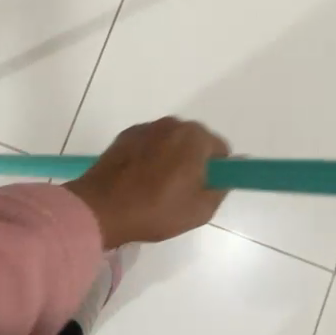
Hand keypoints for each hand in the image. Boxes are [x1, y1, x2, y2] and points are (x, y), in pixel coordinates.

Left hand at [64, 118, 229, 247]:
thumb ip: (222, 186)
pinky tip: (139, 182)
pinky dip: (149, 158)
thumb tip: (235, 167)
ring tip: (156, 190)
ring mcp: (145, 128)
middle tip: (181, 194)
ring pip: (170, 143)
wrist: (100, 209)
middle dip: (193, 163)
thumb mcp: (200, 209)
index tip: (203, 191)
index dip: (216, 172)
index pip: (221, 151)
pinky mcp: (124, 136)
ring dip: (170, 160)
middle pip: (195, 143)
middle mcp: (172, 124)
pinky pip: (149, 145)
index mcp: (194, 137)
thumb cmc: (155, 210)